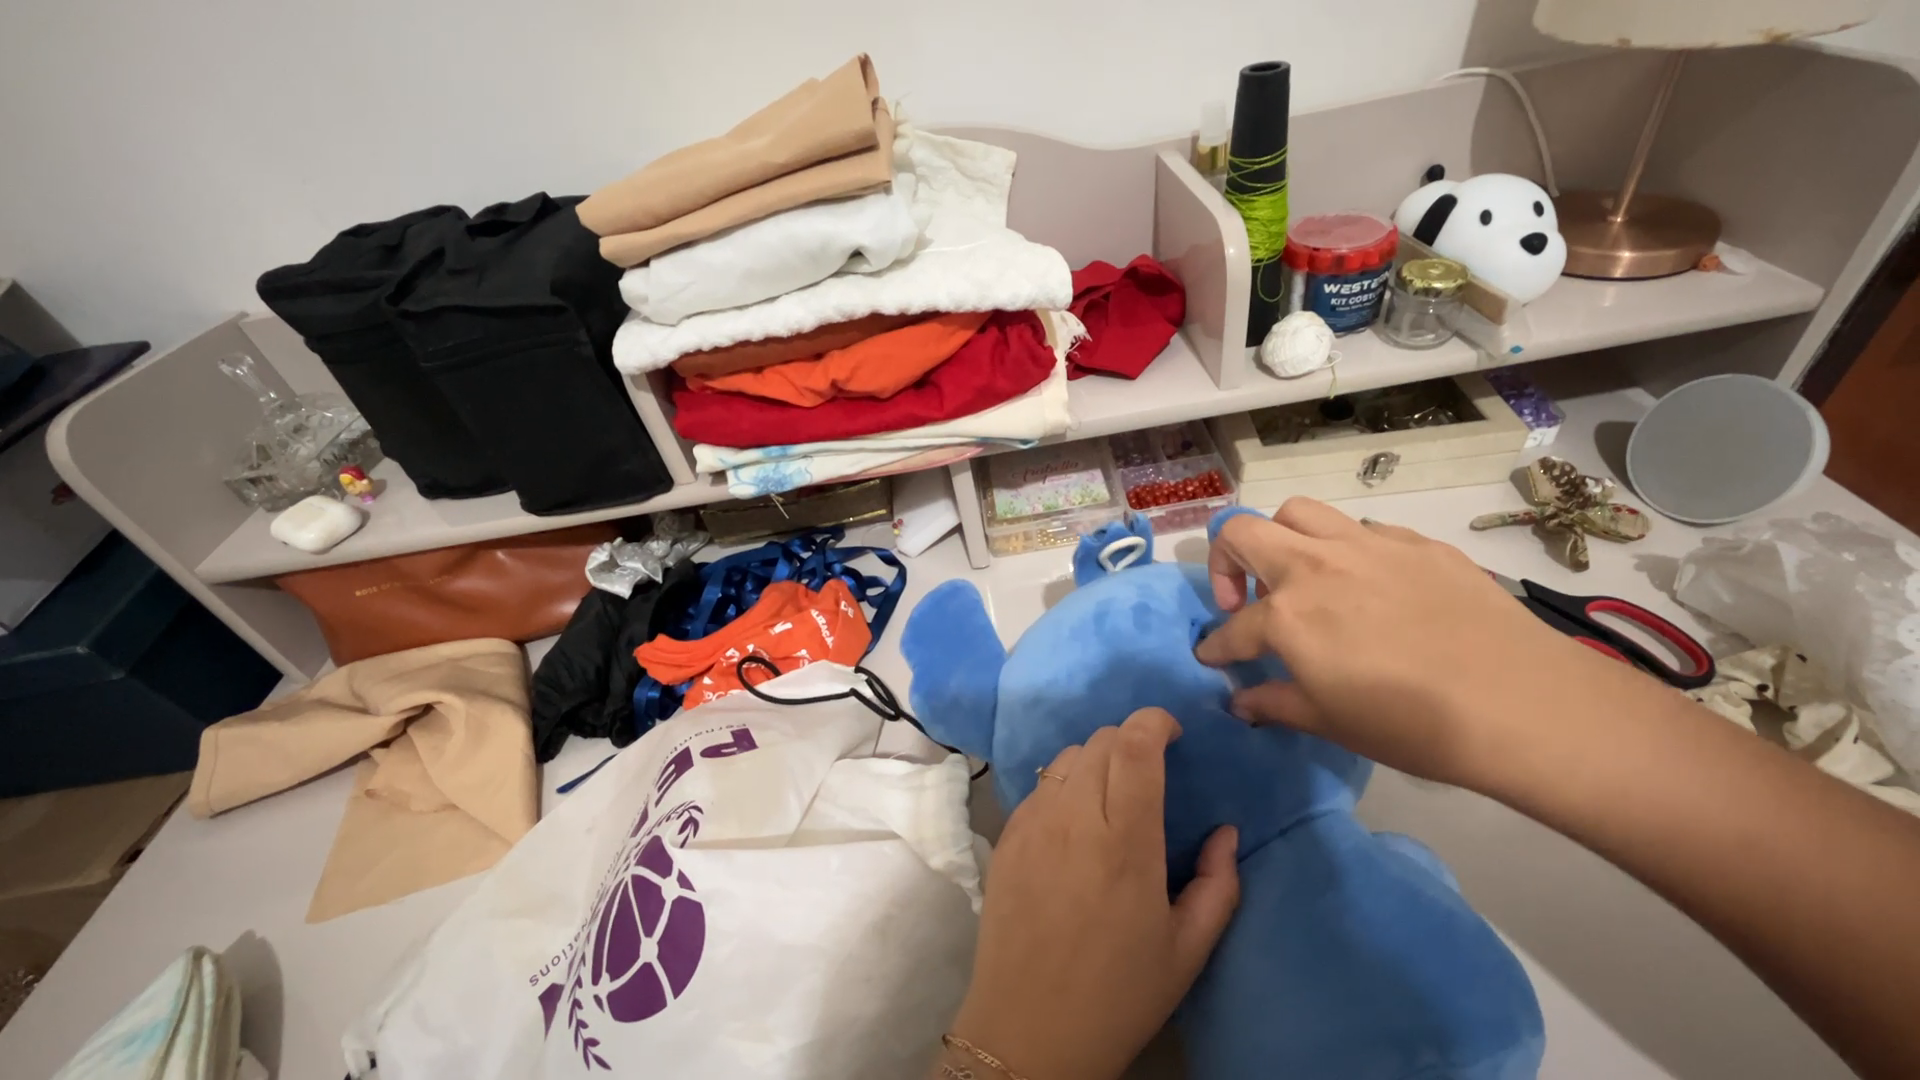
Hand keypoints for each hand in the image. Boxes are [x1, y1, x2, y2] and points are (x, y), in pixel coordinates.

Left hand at [944, 707, 1239, 1079]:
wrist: (1027, 1030)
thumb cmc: (1119, 994)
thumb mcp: (1188, 950)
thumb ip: (1218, 883)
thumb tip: (1226, 831)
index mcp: (1126, 841)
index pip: (1135, 745)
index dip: (1155, 721)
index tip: (1174, 732)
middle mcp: (1074, 818)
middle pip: (1101, 740)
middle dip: (1132, 740)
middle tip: (1151, 771)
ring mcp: (1032, 825)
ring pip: (1066, 757)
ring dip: (1097, 759)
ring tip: (1114, 794)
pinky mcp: (1006, 838)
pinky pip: (1039, 786)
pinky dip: (1064, 785)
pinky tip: (1077, 821)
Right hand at [1193, 498, 1641, 788]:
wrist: (1520, 702)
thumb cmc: (1412, 724)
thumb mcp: (1329, 722)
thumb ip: (1274, 703)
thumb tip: (1240, 701)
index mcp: (1288, 614)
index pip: (1231, 627)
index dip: (1215, 646)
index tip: (1212, 656)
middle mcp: (1316, 566)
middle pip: (1244, 531)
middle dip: (1225, 561)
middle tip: (1243, 600)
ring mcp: (1368, 546)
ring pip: (1300, 512)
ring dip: (1282, 538)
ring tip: (1299, 575)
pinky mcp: (1416, 543)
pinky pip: (1362, 530)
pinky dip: (1346, 551)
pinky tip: (1369, 586)